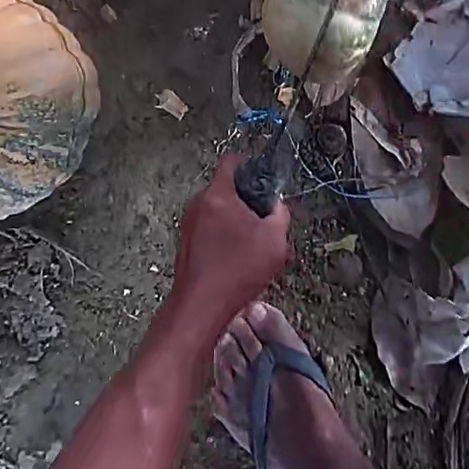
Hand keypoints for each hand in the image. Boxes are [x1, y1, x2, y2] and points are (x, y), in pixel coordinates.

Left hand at [172, 156, 293, 321]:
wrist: (202, 306)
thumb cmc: (237, 270)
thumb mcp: (275, 239)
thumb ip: (280, 214)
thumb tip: (277, 207)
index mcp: (218, 194)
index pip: (232, 162)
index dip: (251, 164)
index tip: (264, 176)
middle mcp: (199, 204)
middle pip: (228, 189)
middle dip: (248, 202)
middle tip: (265, 221)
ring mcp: (189, 224)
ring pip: (220, 212)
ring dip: (237, 223)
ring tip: (254, 246)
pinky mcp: (187, 243)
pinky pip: (211, 231)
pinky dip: (226, 238)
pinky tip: (240, 261)